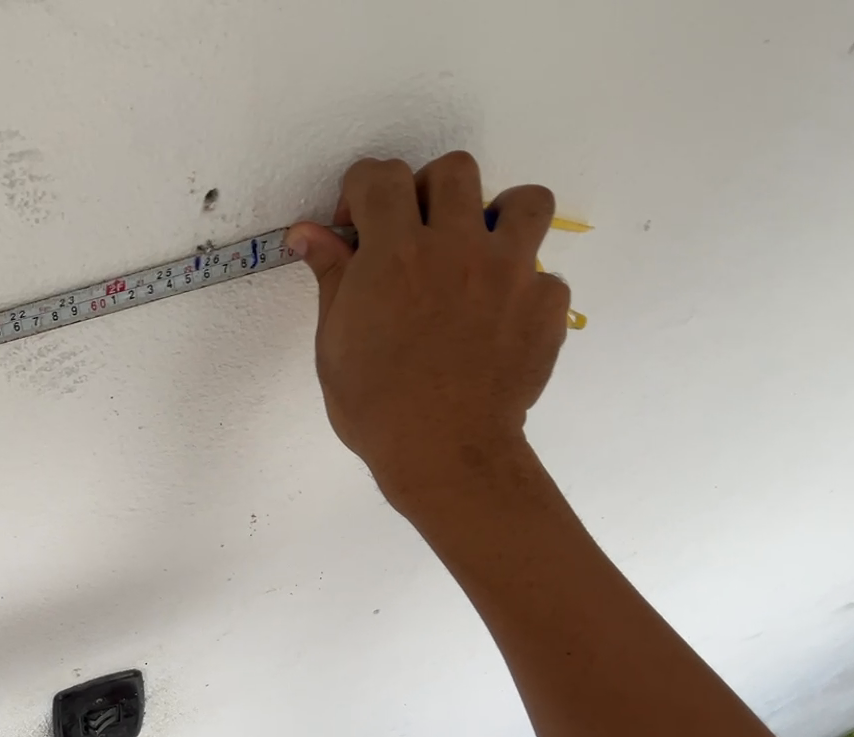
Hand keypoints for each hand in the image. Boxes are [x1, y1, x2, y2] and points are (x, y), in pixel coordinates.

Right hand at [285, 152, 571, 513]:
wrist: (442, 450)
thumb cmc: (372, 402)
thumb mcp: (334, 339)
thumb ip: (331, 275)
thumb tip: (308, 233)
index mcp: (394, 253)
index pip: (381, 177)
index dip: (361, 188)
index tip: (355, 221)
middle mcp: (456, 247)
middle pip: (454, 170)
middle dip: (425, 190)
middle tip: (411, 232)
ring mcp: (510, 271)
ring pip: (525, 199)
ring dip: (495, 215)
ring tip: (474, 253)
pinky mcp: (545, 302)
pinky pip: (541, 273)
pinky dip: (517, 287)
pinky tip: (492, 320)